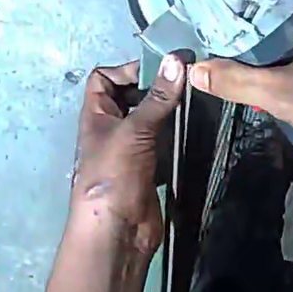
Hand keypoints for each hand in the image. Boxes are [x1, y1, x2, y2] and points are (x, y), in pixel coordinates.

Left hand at [70, 55, 185, 253]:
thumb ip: (158, 97)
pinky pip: (162, 141)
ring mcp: (131, 148)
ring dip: (168, 109)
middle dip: (153, 86)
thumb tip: (177, 60)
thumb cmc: (115, 175)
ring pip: (149, 118)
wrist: (117, 231)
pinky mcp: (149, 166)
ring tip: (195, 97)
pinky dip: (176, 132)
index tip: (160, 68)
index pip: (103, 79)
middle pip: (129, 96)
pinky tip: (195, 126)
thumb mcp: (135, 131)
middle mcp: (112, 128)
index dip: (126, 69)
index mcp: (96, 115)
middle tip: (185, 79)